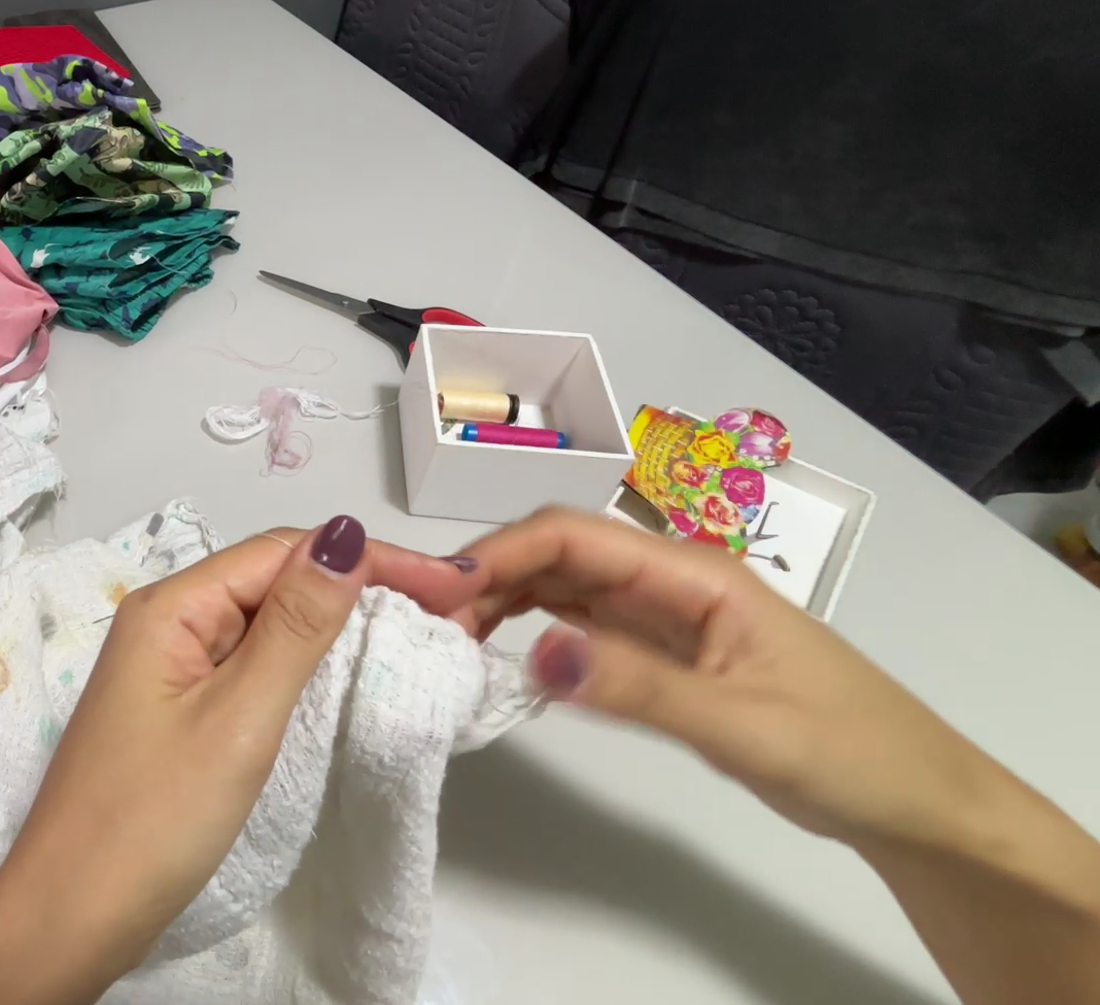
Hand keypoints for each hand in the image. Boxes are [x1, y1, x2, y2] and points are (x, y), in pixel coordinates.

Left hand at [0, 515, 475, 1004]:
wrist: (71, 916)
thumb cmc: (153, 817)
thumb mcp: (239, 718)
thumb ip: (295, 626)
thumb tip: (344, 536)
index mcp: (171, 606)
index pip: (281, 553)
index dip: (366, 556)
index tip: (449, 582)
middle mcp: (167, 620)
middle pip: (272, 580)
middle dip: (357, 584)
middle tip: (445, 607)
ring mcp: (171, 666)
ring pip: (263, 622)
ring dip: (334, 622)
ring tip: (411, 630)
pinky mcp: (179, 706)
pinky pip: (248, 663)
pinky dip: (301, 661)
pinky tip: (342, 671)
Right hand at [450, 506, 999, 848]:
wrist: (916, 806)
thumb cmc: (849, 753)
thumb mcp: (744, 725)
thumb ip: (636, 686)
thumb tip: (532, 653)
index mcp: (691, 572)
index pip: (573, 536)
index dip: (500, 551)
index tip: (440, 591)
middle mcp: (662, 578)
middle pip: (553, 551)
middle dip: (484, 572)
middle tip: (427, 618)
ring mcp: (653, 611)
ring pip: (554, 581)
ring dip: (496, 596)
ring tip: (446, 632)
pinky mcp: (646, 644)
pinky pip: (568, 619)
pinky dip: (523, 624)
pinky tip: (492, 643)